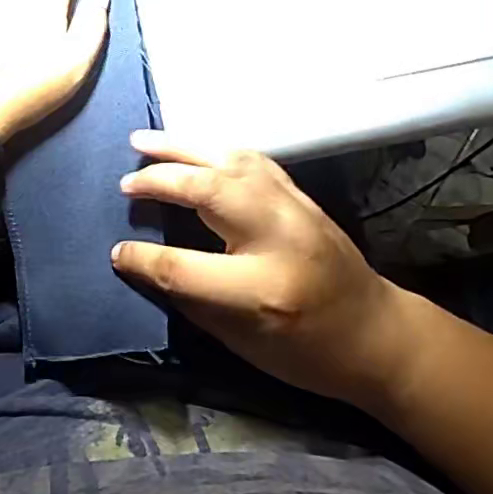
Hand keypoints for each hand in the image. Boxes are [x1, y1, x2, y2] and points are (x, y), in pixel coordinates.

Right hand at [110, 131, 434, 409]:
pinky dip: (216, 149)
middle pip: (206, 191)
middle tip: (125, 181)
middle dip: (159, 180)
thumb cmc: (306, 352)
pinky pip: (252, 160)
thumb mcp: (240, 343)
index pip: (183, 266)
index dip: (142, 258)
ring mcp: (294, 209)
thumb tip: (143, 263)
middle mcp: (278, 237)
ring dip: (183, 147)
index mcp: (261, 289)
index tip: (117, 251)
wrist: (376, 334)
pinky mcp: (302, 196)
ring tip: (145, 141)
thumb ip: (189, 298)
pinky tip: (195, 147)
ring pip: (230, 161)